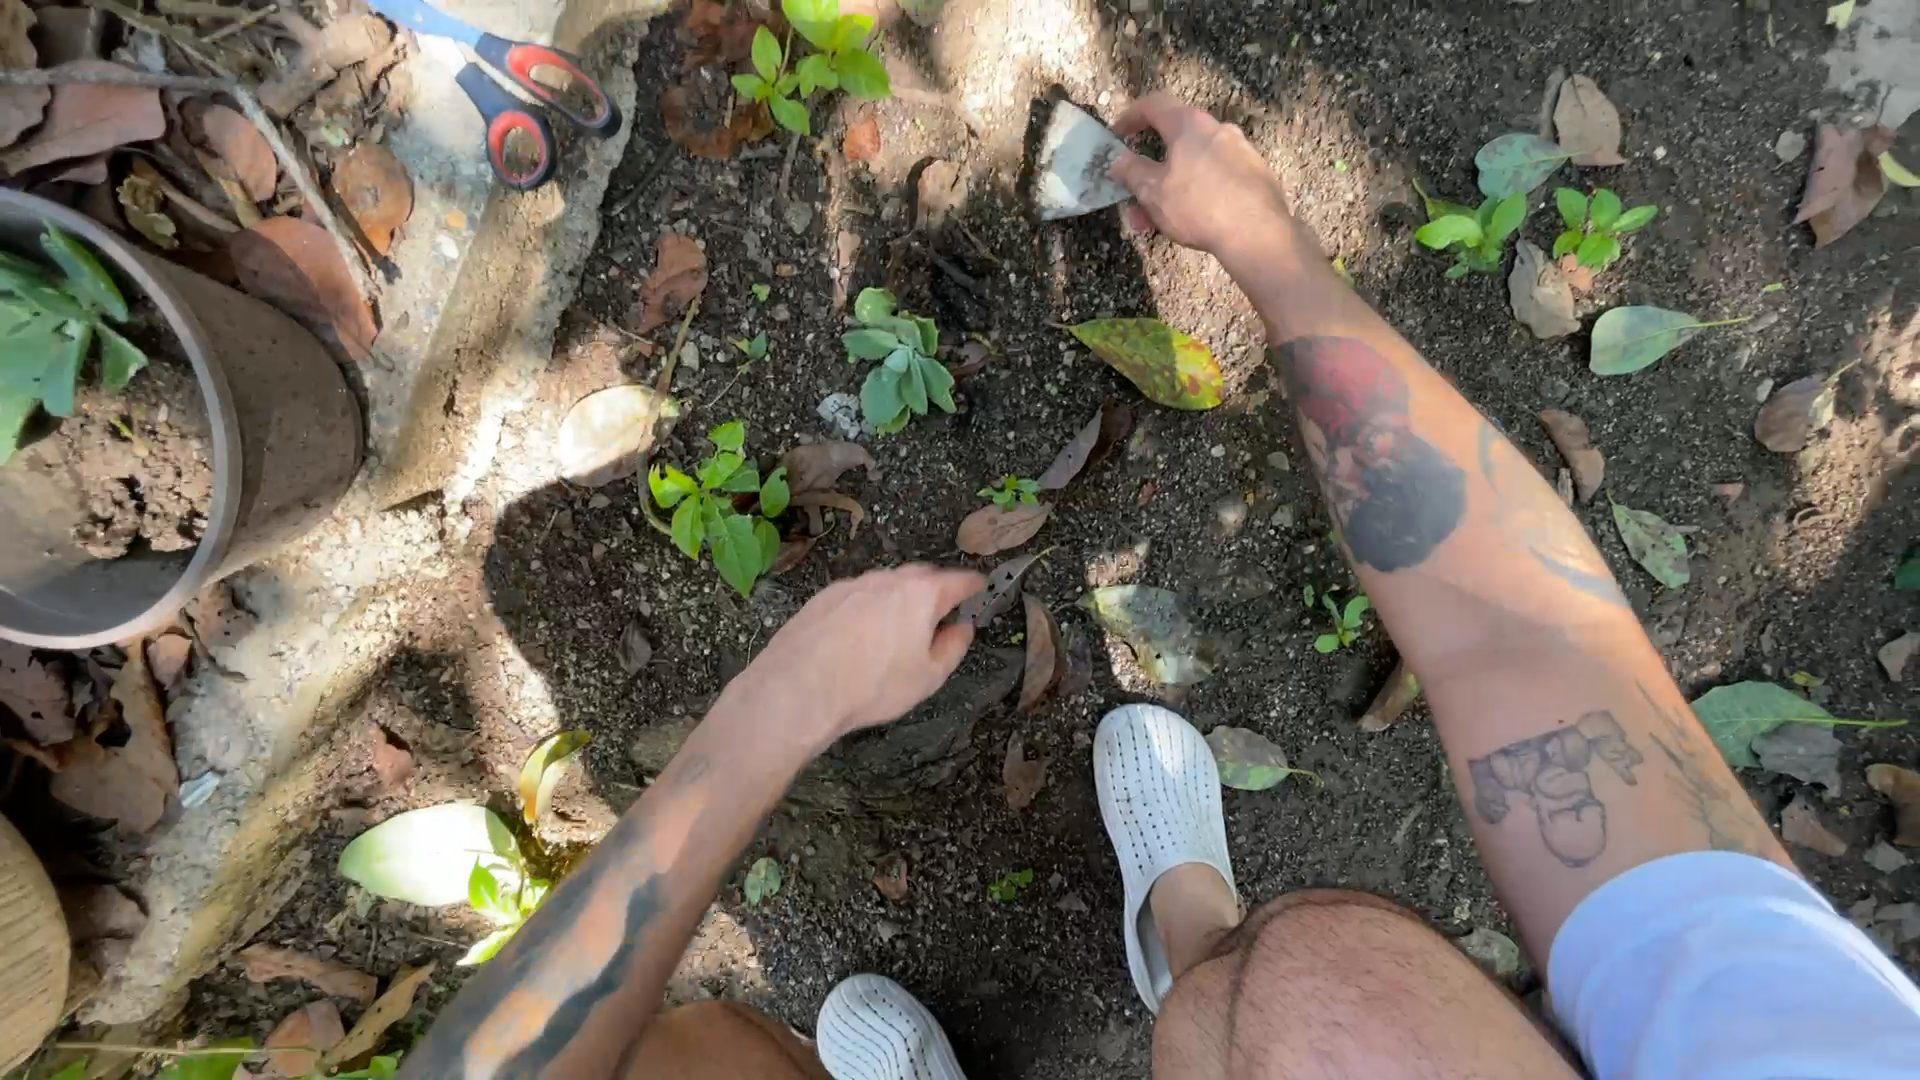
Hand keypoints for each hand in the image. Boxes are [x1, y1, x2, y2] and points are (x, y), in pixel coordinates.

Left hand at [727, 564, 983, 752]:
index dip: (973, 585)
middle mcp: (888, 579)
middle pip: (921, 576)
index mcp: (922, 594)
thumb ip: (953, 647)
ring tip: (896, 631)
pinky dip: (867, 607)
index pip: (959, 580)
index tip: (980, 588)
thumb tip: (962, 627)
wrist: (799, 688)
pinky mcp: (824, 596)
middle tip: (939, 614)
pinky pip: (857, 595)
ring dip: (898, 599)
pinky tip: (858, 637)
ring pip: (886, 584)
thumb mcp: (928, 676)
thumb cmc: (874, 685)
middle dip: (935, 589)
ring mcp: (853, 584)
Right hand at [1107, 93, 1294, 257]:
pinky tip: (1189, 221)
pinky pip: (1213, 177)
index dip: (1130, 117)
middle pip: (1173, 144)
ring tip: (1156, 224)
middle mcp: (1216, 128)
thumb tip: (1117, 160)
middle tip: (1133, 203)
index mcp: (1189, 125)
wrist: (1255, 231)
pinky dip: (1194, 193)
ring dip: (1169, 190)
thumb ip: (1132, 172)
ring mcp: (1238, 149)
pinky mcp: (1253, 172)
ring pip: (1191, 165)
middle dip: (1148, 174)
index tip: (1116, 135)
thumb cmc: (1197, 206)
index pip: (1154, 105)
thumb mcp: (1154, 192)